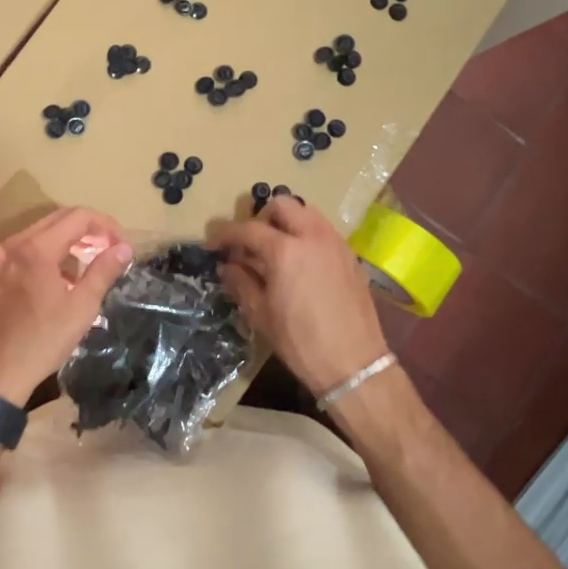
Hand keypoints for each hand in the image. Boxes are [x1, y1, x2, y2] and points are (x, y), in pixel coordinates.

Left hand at [0, 207, 132, 405]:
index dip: (107, 225)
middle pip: (61, 218)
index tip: (123, 246)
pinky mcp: (1, 272)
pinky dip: (54, 251)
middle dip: (91, 229)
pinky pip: (32, 248)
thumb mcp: (81, 307)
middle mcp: (18, 243)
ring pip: (45, 232)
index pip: (79, 217)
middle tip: (112, 249)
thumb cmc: (43, 340)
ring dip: (73, 239)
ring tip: (95, 260)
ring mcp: (5, 257)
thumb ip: (103, 271)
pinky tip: (68, 276)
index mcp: (37, 248)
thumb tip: (124, 248)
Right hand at [208, 197, 386, 394]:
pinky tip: (302, 263)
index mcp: (285, 250)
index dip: (226, 233)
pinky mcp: (351, 256)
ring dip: (288, 222)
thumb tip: (227, 266)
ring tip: (277, 248)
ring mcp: (336, 243)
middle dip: (262, 217)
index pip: (248, 229)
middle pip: (283, 205)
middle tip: (251, 242)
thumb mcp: (261, 315)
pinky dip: (308, 235)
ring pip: (308, 212)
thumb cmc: (301, 342)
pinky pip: (325, 231)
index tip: (213, 242)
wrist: (354, 363)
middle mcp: (312, 236)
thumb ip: (241, 283)